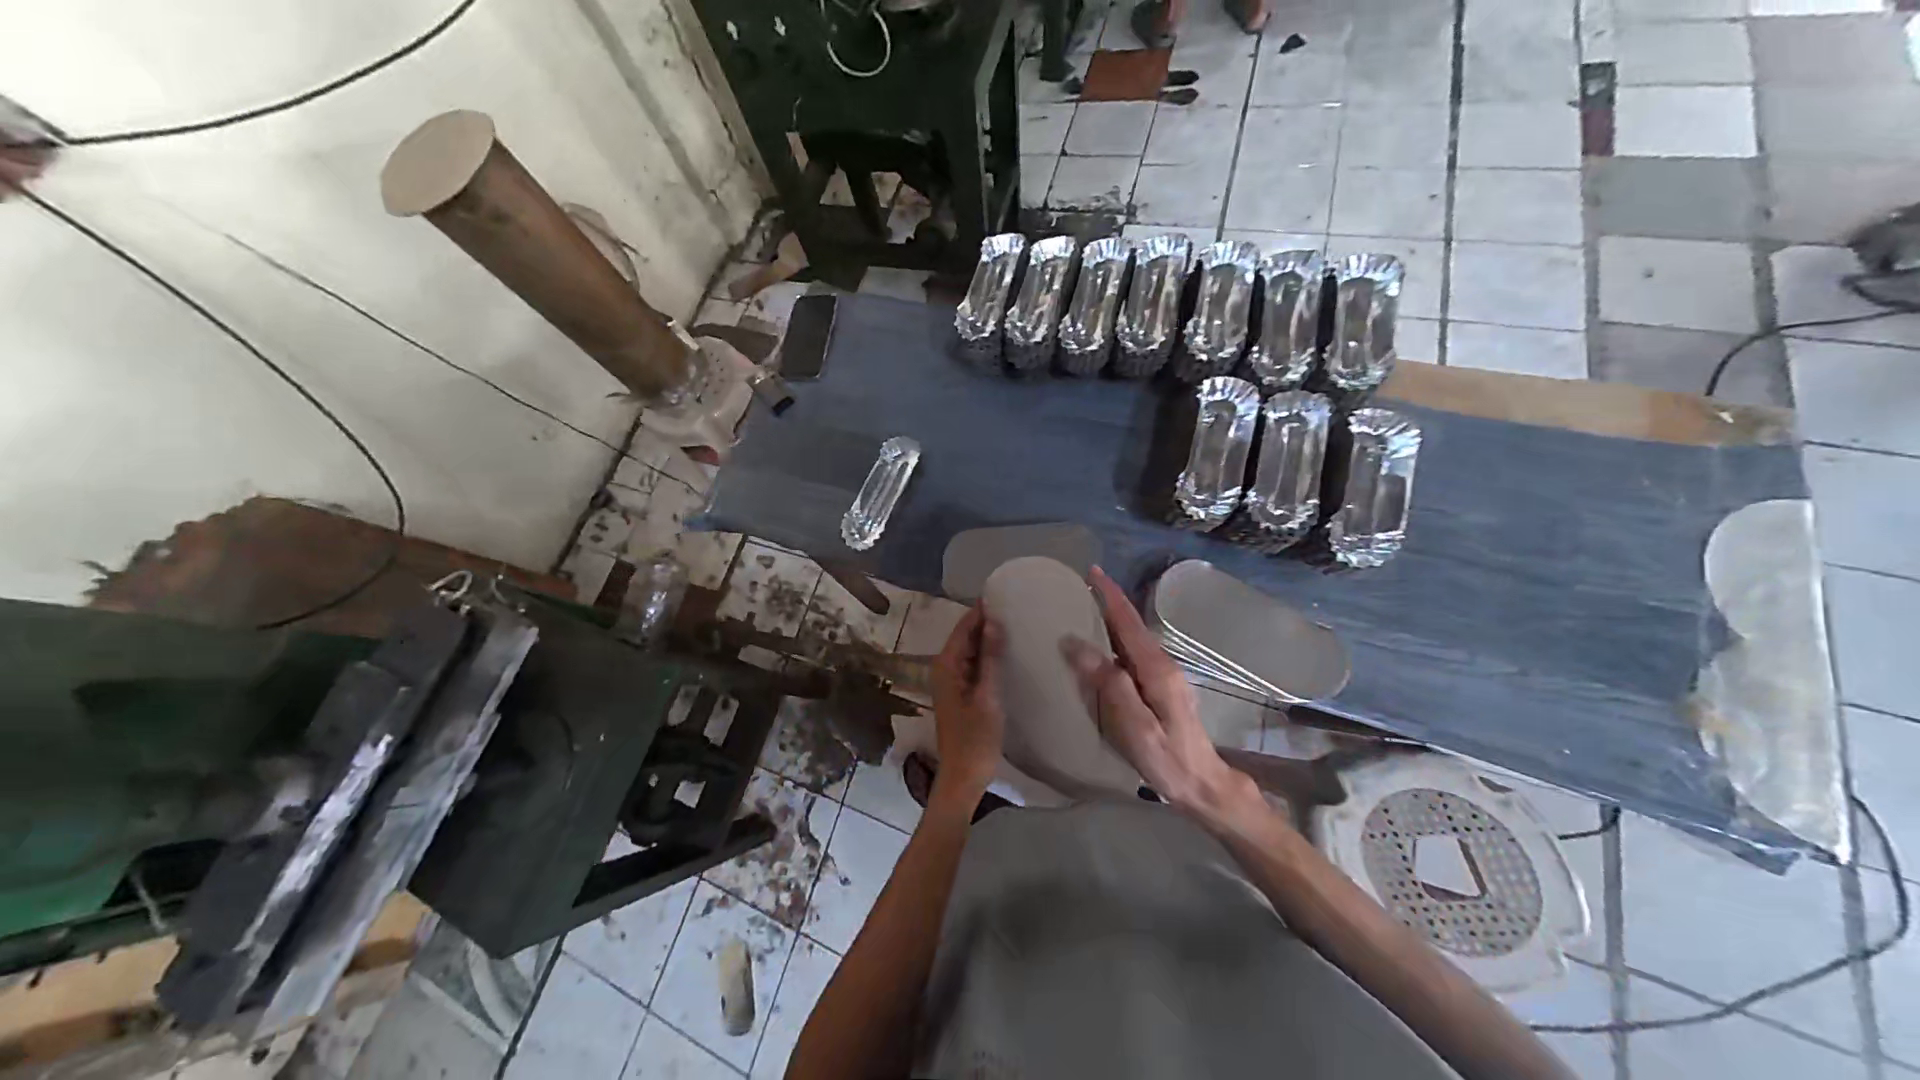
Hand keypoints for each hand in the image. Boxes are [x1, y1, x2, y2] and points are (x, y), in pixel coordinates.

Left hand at [929, 604, 1005, 803]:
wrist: (964, 776)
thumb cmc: (976, 738)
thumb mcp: (988, 696)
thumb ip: (990, 658)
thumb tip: (994, 621)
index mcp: (947, 665)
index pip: (964, 626)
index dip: (982, 608)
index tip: (1005, 591)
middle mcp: (946, 668)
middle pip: (967, 635)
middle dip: (987, 620)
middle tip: (1018, 605)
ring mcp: (953, 681)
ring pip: (972, 650)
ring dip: (990, 637)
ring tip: (1019, 622)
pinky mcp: (963, 692)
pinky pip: (975, 664)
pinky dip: (990, 655)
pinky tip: (1010, 652)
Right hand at [1063, 567, 1264, 828]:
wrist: (1204, 784)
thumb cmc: (1167, 760)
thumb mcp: (1136, 727)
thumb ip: (1110, 685)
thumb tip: (1077, 644)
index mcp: (1156, 669)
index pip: (1129, 622)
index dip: (1110, 596)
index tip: (1092, 571)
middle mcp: (1163, 664)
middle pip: (1132, 624)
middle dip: (1109, 601)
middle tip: (1082, 584)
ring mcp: (1165, 675)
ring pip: (1134, 636)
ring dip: (1113, 617)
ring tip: (1087, 606)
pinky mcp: (1162, 687)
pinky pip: (1134, 651)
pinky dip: (1117, 637)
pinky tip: (1104, 643)